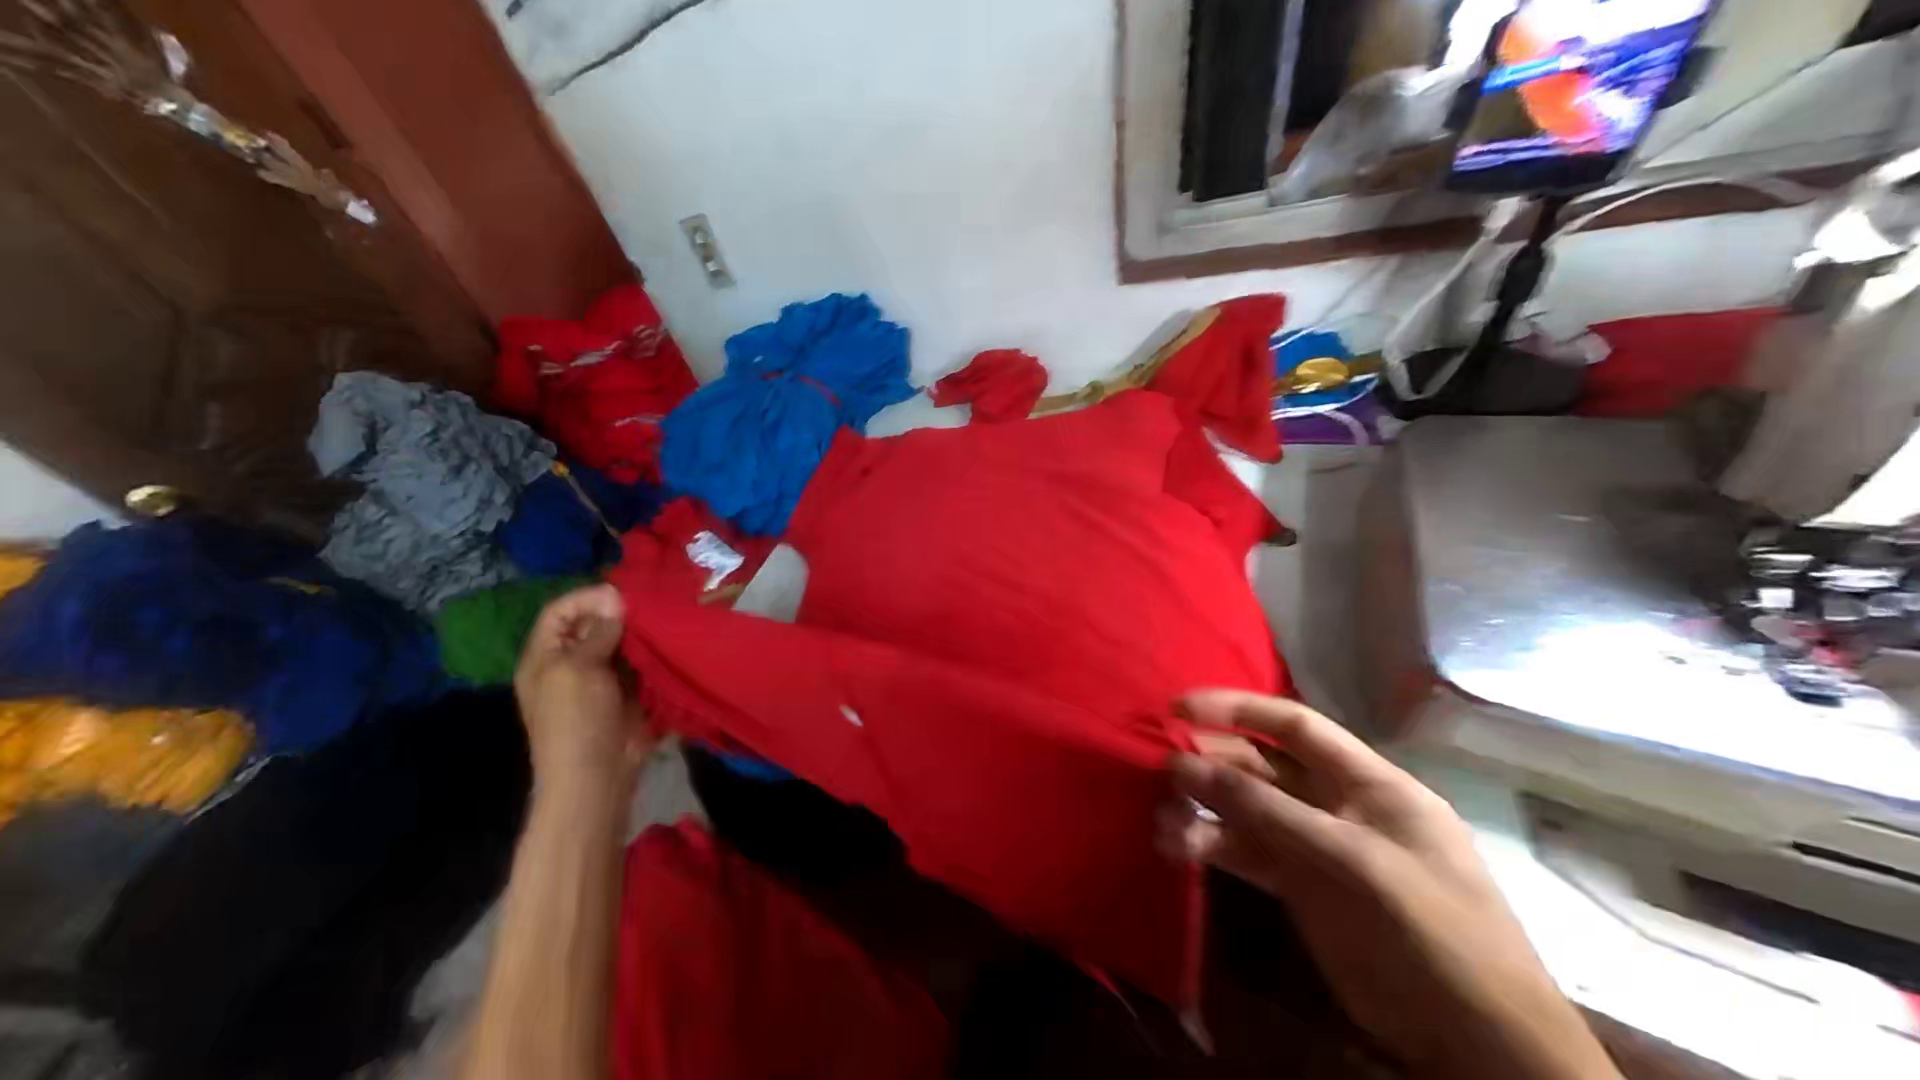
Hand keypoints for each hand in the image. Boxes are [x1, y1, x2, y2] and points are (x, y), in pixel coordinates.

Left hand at [513, 584, 652, 798]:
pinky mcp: (629, 695)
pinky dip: (655, 654)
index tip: (621, 594)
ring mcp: (602, 681)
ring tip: (665, 619)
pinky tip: (671, 642)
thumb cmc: (575, 721)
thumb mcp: (577, 669)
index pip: (560, 612)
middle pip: (594, 625)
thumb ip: (597, 632)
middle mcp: (571, 664)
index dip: (586, 598)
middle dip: (620, 613)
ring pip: (622, 644)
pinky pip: (642, 665)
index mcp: (545, 657)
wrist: (597, 777)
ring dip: (641, 633)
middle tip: (650, 603)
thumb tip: (616, 599)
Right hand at [1161, 690, 1619, 1079]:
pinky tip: (1176, 848)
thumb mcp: (1350, 858)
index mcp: (1369, 781)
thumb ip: (1268, 809)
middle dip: (1211, 762)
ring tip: (1162, 820)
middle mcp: (1338, 803)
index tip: (1179, 708)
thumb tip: (1184, 763)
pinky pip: (1245, 853)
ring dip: (1203, 809)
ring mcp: (1316, 846)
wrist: (1473, 1039)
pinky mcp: (1298, 886)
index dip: (1237, 709)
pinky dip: (1210, 846)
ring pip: (1247, 811)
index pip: (1295, 725)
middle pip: (1263, 766)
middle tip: (1161, 767)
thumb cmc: (1428, 927)